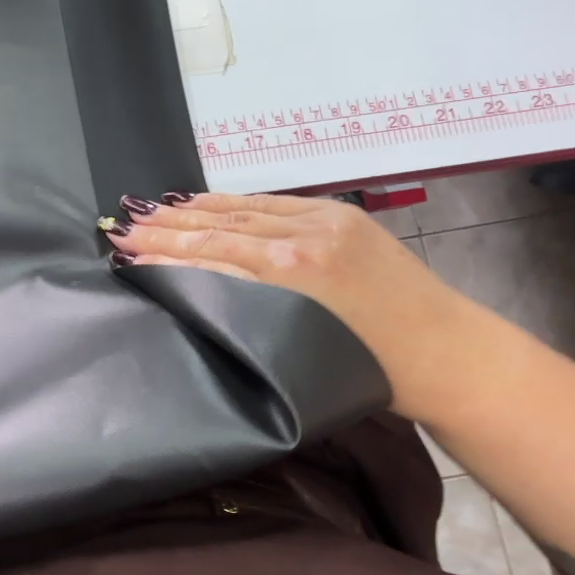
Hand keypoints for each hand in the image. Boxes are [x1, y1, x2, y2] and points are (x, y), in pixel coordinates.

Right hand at [104, 192, 480, 414]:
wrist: (451, 354)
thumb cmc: (374, 372)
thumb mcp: (301, 346)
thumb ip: (248, 309)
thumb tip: (196, 288)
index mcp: (295, 275)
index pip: (213, 255)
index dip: (166, 253)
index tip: (125, 250)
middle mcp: (305, 238)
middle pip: (221, 227)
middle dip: (168, 227)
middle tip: (123, 225)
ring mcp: (324, 221)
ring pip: (243, 209)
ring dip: (194, 210)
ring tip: (153, 209)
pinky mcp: (339, 214)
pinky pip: (272, 203)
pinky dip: (233, 203)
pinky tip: (206, 202)